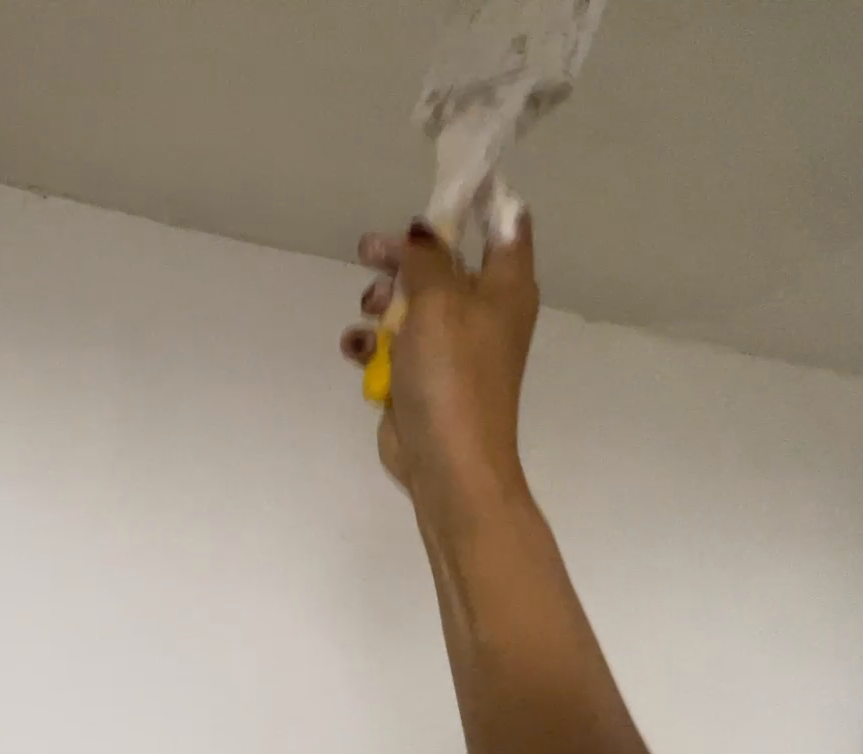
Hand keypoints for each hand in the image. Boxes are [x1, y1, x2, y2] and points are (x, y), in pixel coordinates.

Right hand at [339, 215, 540, 530]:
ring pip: (410, 303)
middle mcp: (481, 310)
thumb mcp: (440, 302)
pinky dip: (372, 345)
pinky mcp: (419, 376)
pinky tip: (356, 350)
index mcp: (505, 285)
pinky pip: (392, 345)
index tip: (442, 184)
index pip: (503, 222)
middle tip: (368, 250)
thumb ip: (427, 259)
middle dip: (403, 256)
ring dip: (382, 303)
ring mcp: (448, 346)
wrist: (446, 459)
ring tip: (369, 315)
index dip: (478, 198)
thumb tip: (424, 230)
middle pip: (441, 263)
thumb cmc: (453, 374)